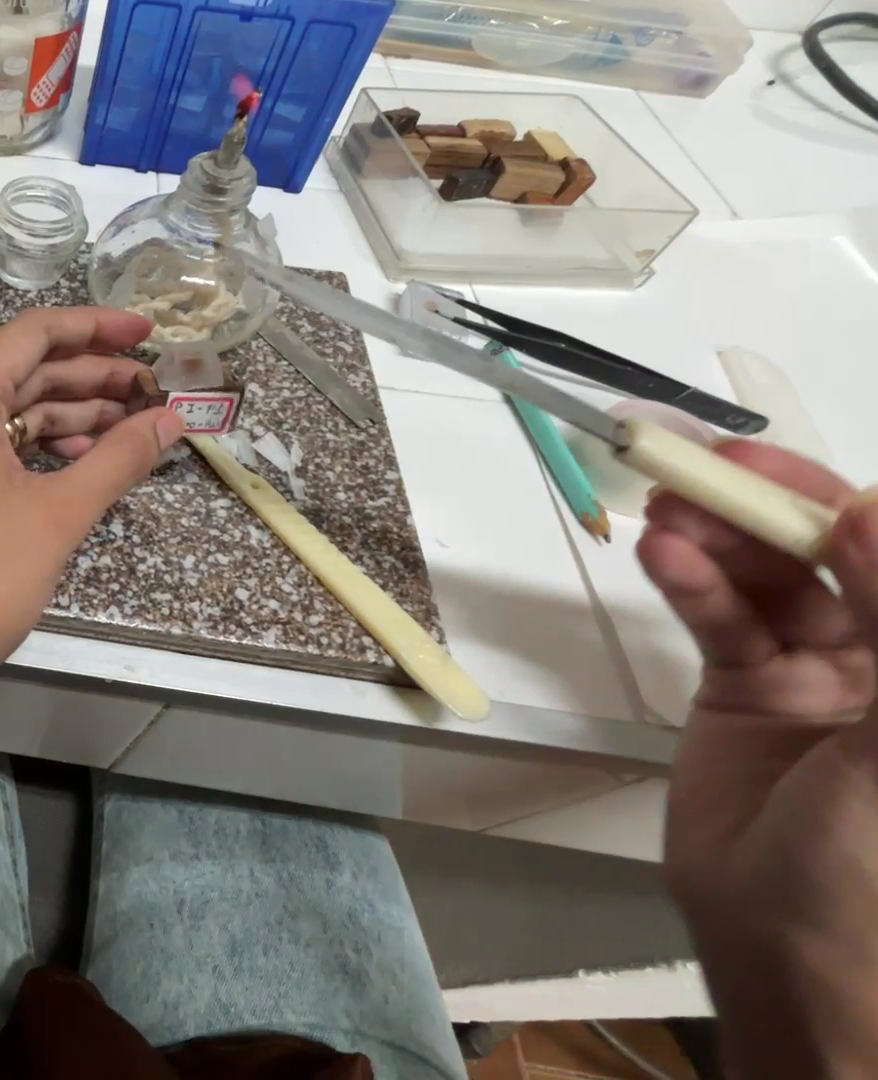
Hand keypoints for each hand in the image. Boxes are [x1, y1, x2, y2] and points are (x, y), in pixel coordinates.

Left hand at [0, 308, 183, 739]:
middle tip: (154, 392)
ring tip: (133, 427)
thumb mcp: (59, 515)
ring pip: (11, 411)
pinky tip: (84, 459)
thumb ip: (120, 458)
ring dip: (71, 414)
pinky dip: (39, 446)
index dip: (96, 327)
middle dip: (92, 377)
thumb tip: (175, 418)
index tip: (150, 332)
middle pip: (25, 371)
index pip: (33, 334)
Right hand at [636, 440, 877, 1076]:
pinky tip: (660, 560)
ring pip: (771, 585)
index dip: (856, 511)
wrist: (790, 943)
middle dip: (775, 511)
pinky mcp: (746, 689)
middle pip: (839, 561)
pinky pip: (721, 624)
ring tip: (664, 510)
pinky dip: (689, 589)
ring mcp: (823, 673)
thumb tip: (871, 518)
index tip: (782, 470)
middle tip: (704, 466)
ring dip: (717, 544)